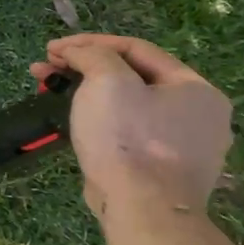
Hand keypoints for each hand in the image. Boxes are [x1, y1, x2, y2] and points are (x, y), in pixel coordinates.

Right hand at [32, 34, 231, 217]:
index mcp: (195, 89)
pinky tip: (74, 114)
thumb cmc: (128, 135)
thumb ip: (92, 54)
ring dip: (83, 85)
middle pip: (131, 73)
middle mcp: (199, 112)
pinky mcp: (163, 160)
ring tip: (46, 85)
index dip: (89, 42)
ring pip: (126, 98)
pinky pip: (128, 123)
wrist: (143, 203)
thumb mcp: (107, 81)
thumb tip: (76, 52)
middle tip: (45, 65)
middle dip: (82, 64)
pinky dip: (97, 110)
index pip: (136, 48)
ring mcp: (184, 139)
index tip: (50, 48)